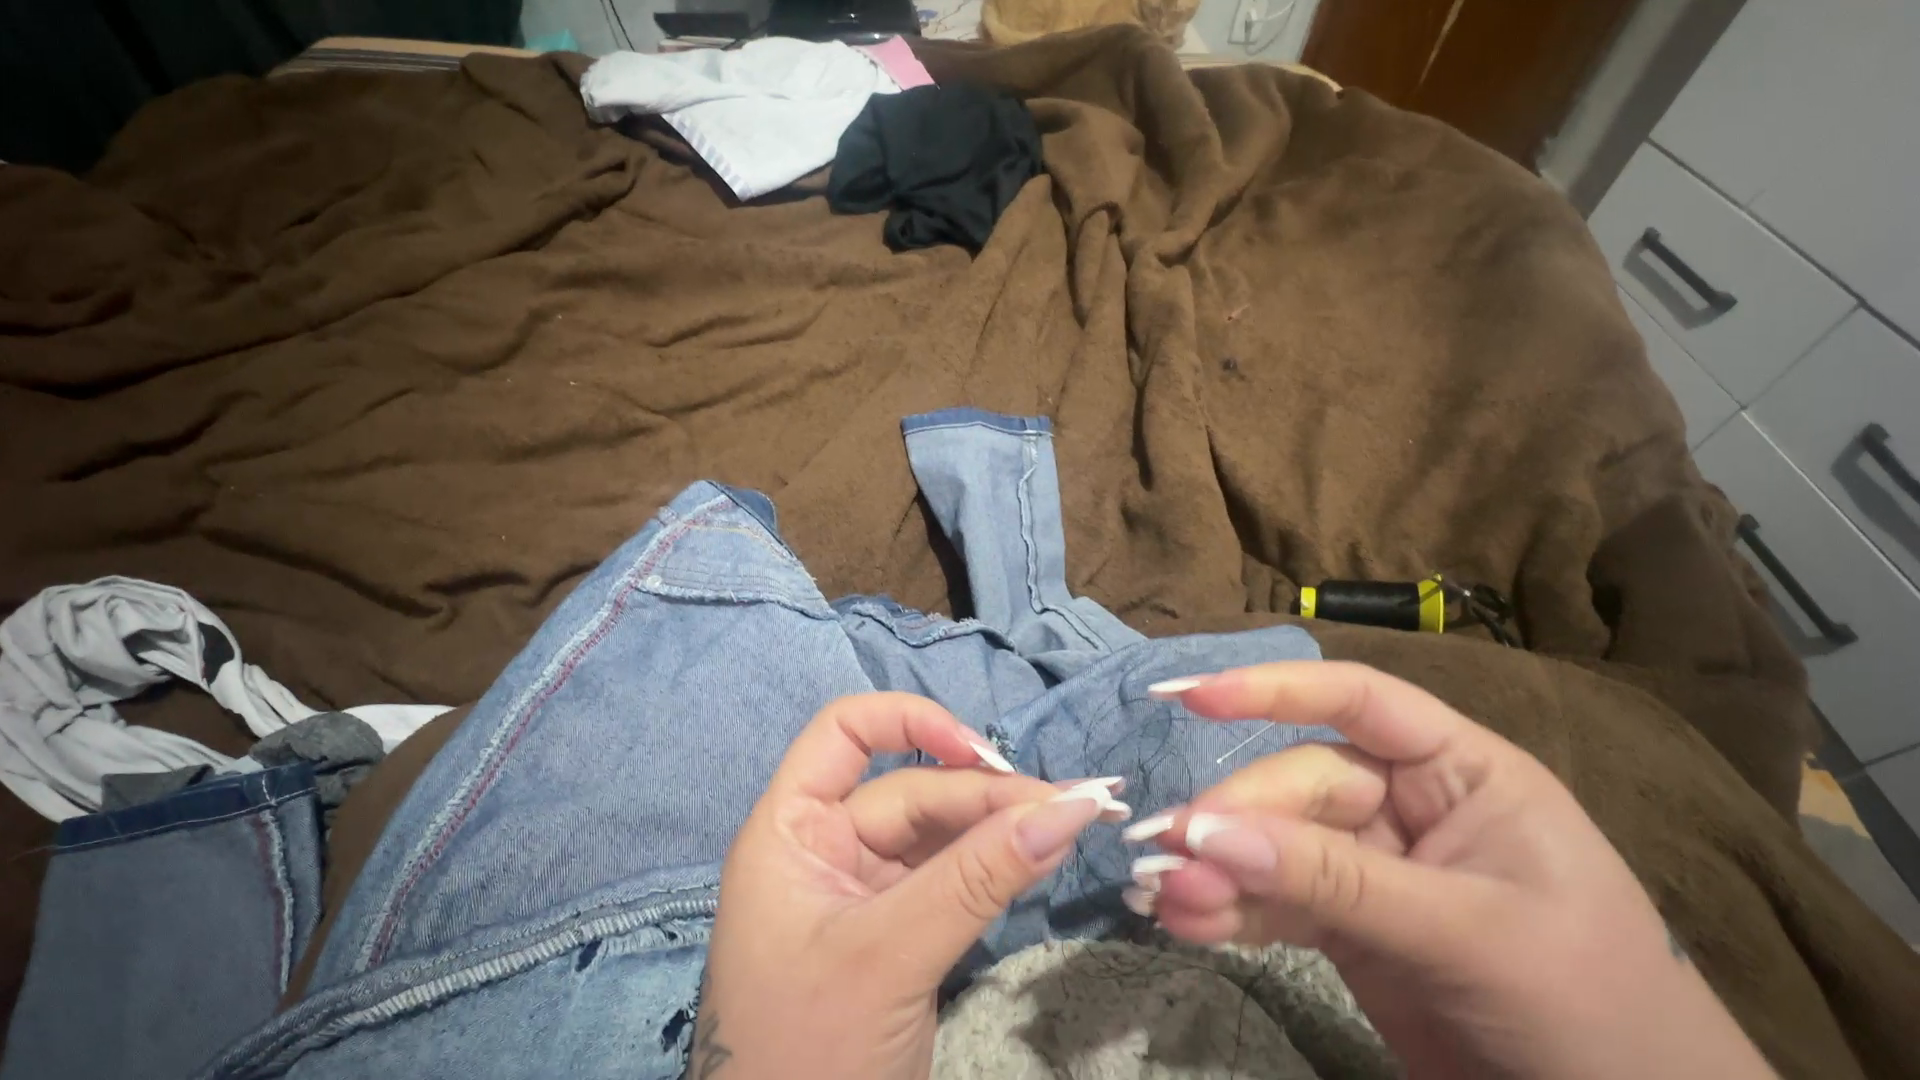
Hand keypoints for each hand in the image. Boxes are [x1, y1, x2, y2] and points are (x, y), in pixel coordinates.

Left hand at [691, 692, 1125, 1079]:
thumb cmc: (808, 1053)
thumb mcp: (889, 956)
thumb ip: (978, 878)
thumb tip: (1069, 808)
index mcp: (790, 830)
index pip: (844, 733)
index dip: (909, 720)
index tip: (980, 752)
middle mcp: (825, 846)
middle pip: (912, 789)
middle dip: (986, 795)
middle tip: (1070, 809)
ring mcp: (864, 890)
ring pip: (939, 833)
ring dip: (1000, 828)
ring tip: (1069, 826)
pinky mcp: (898, 929)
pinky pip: (951, 876)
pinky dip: (994, 867)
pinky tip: (1038, 860)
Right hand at [1129, 662, 1776, 1079]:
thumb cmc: (1594, 1009)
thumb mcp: (1468, 934)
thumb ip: (1336, 881)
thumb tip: (1206, 832)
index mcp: (1461, 773)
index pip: (1358, 702)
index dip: (1273, 690)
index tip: (1192, 698)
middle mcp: (1407, 805)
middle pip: (1297, 787)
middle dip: (1235, 821)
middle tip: (1168, 856)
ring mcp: (1372, 869)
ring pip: (1274, 847)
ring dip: (1217, 871)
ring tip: (1164, 899)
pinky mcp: (1347, 929)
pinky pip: (1274, 904)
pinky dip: (1228, 912)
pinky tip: (1186, 923)